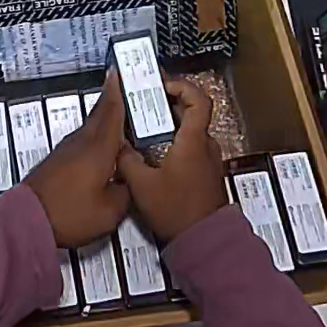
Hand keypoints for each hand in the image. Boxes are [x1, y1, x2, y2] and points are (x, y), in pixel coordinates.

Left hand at [25, 72, 131, 246]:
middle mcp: (82, 142)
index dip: (118, 92)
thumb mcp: (110, 211)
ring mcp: (67, 150)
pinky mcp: (58, 161)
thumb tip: (131, 181)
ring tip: (121, 117)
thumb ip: (127, 192)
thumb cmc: (70, 213)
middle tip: (125, 86)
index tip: (121, 72)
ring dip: (105, 118)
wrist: (25, 219)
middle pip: (100, 114)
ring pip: (91, 127)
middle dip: (113, 99)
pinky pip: (83, 141)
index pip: (112, 112)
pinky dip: (96, 136)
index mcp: (99, 148)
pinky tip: (102, 146)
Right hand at [116, 77, 227, 243]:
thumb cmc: (177, 211)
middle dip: (166, 103)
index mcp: (194, 141)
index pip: (198, 99)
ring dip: (168, 124)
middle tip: (143, 102)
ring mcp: (207, 159)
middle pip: (191, 111)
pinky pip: (189, 146)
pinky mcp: (204, 172)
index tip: (161, 85)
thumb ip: (127, 160)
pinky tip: (153, 152)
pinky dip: (173, 141)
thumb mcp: (141, 185)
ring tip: (142, 126)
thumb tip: (119, 146)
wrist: (204, 240)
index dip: (181, 86)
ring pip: (189, 129)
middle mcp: (205, 145)